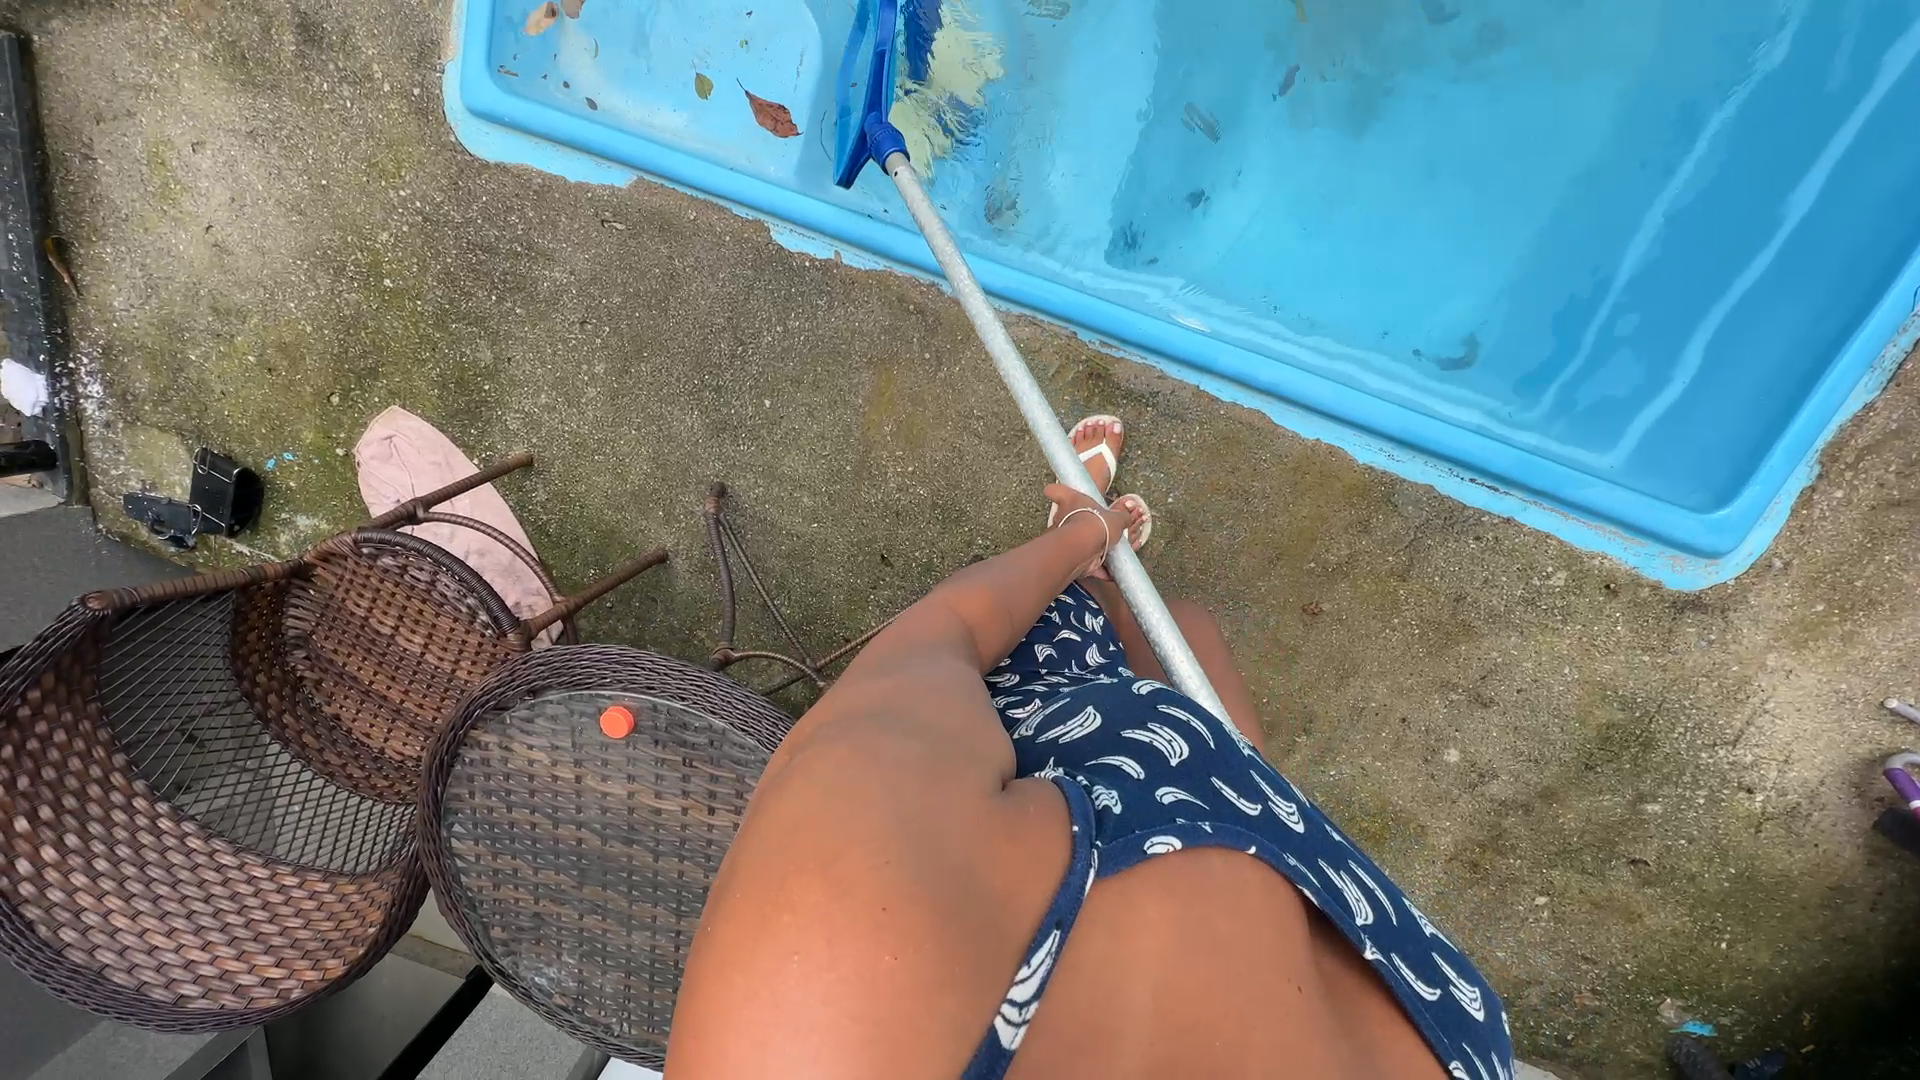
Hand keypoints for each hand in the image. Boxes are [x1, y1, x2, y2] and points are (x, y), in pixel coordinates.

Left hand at [1044, 484, 1138, 579]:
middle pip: (1065, 517)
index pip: (1056, 490)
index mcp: (1071, 500)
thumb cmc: (1096, 522)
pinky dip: (1094, 568)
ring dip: (1087, 547)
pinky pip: (1082, 562)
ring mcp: (1063, 537)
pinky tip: (1107, 572)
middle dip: (1079, 524)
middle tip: (1094, 527)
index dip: (1055, 490)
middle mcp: (1062, 517)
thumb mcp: (1116, 518)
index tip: (1051, 490)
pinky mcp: (1068, 556)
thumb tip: (1126, 517)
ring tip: (1105, 551)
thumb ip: (1121, 517)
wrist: (1085, 546)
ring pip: (1073, 541)